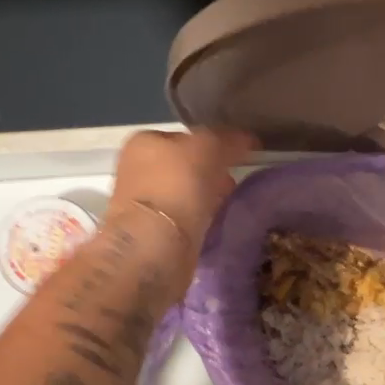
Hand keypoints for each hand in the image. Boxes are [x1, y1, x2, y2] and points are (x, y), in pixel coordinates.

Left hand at [107, 128, 255, 264]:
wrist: (154, 246)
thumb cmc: (176, 187)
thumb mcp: (206, 148)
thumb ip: (226, 139)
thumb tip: (246, 139)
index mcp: (144, 142)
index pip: (185, 137)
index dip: (212, 144)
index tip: (235, 157)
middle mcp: (138, 169)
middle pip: (184, 165)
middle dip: (210, 173)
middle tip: (234, 180)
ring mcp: (144, 203)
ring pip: (186, 193)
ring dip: (207, 197)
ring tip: (229, 203)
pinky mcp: (154, 233)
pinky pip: (186, 218)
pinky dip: (201, 219)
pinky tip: (215, 223)